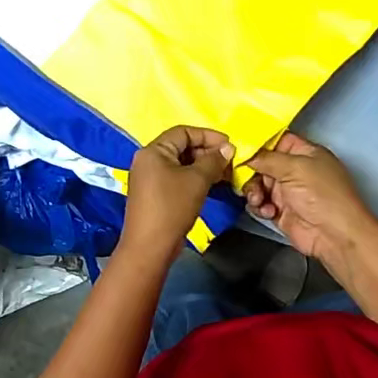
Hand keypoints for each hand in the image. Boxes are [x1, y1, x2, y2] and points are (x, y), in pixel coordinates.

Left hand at [118, 125, 233, 263]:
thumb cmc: (172, 207)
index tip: (230, 145)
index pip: (183, 132)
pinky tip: (211, 185)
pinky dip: (194, 179)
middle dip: (207, 152)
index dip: (208, 136)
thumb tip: (228, 148)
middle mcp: (147, 160)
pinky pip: (176, 178)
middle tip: (229, 162)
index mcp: (153, 151)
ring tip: (224, 174)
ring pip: (180, 164)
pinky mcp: (154, 194)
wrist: (150, 246)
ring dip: (203, 167)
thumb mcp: (197, 180)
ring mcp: (149, 178)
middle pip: (181, 147)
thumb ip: (213, 160)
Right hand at [243, 133, 377, 270]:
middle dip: (251, 171)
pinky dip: (260, 207)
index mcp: (305, 153)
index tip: (238, 147)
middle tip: (243, 178)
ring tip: (259, 200)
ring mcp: (287, 191)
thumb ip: (266, 158)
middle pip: (262, 163)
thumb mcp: (295, 168)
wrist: (333, 235)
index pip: (277, 140)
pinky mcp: (280, 210)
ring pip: (257, 184)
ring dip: (253, 191)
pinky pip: (260, 204)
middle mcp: (295, 170)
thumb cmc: (323, 196)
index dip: (258, 142)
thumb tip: (245, 153)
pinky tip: (269, 212)